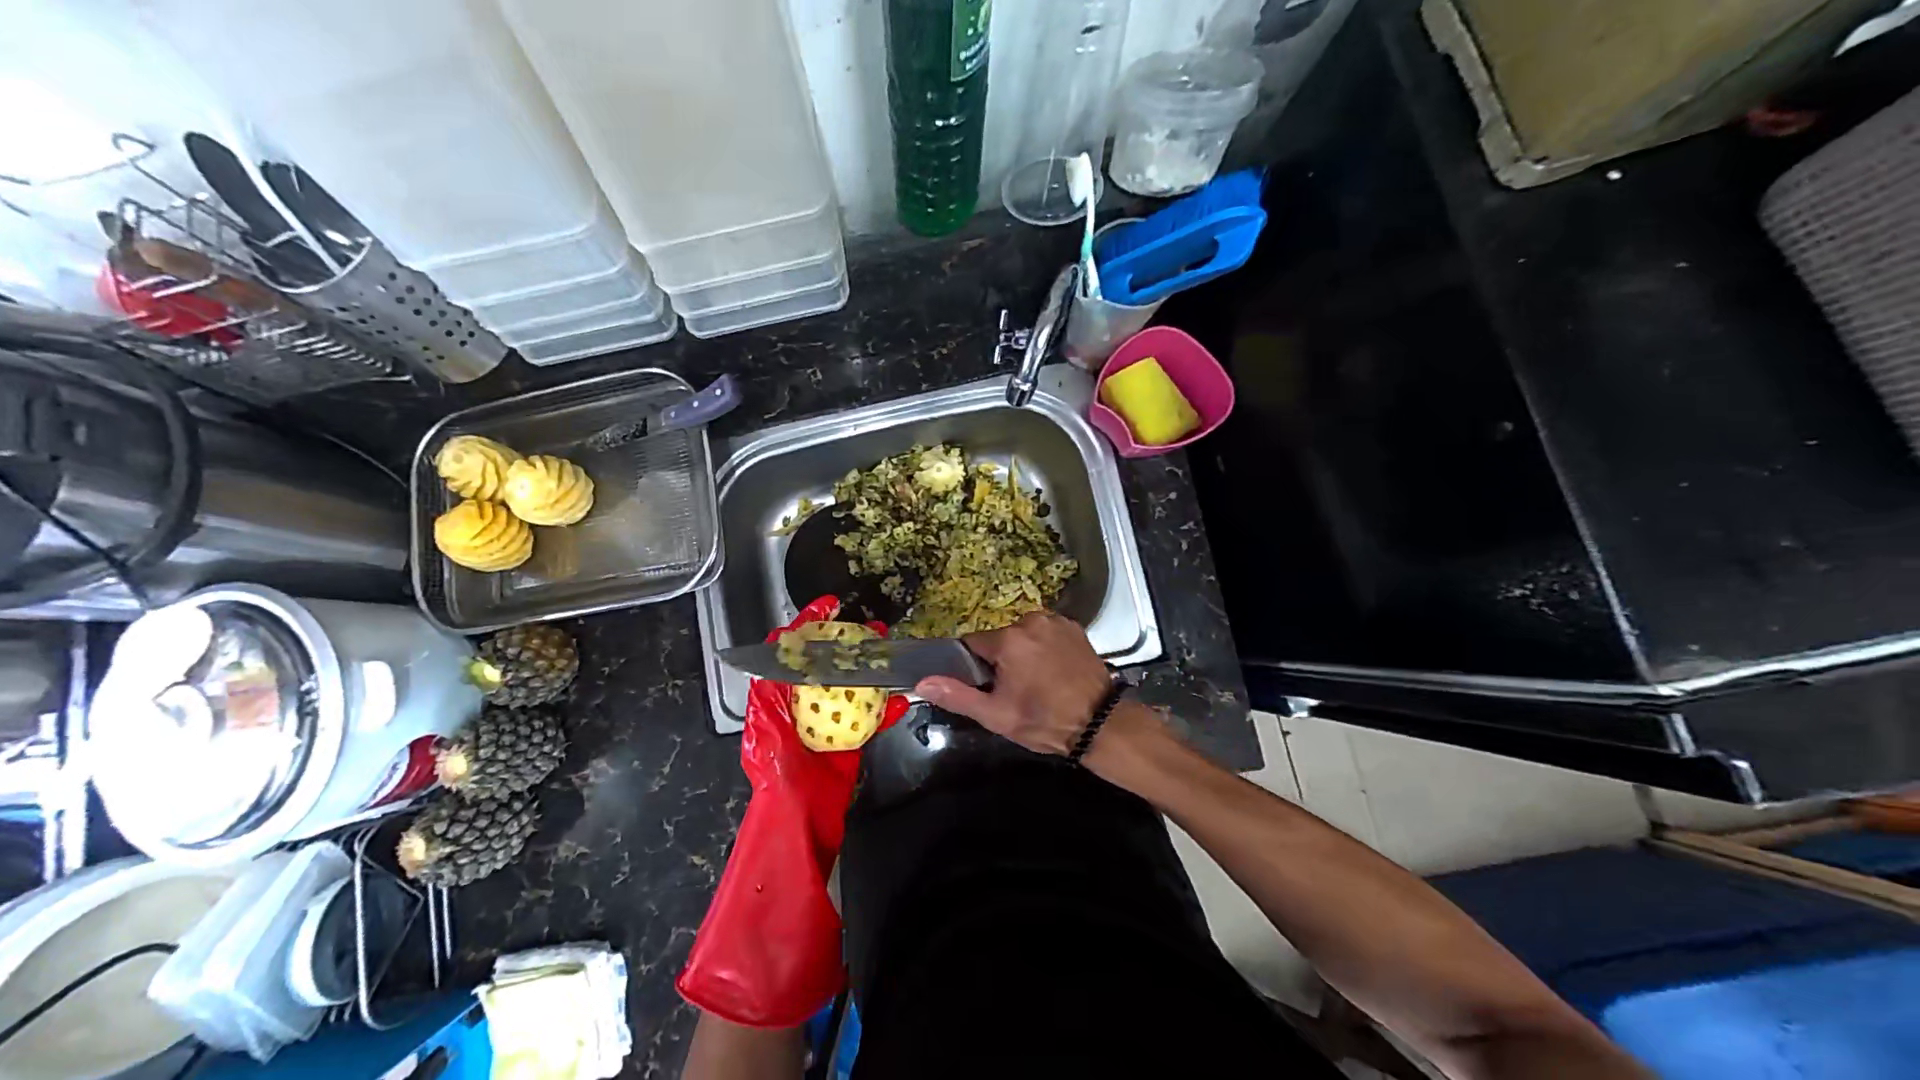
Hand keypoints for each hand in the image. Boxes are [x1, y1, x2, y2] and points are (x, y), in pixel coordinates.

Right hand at [914, 612, 1115, 755]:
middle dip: (1002, 661)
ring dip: (1024, 652)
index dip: (976, 667)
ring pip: (1023, 635)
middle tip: (1016, 690)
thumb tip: (923, 681)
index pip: (973, 644)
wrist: (1100, 723)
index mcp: (1008, 639)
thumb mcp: (996, 715)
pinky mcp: (1074, 627)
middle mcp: (1031, 620)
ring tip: (1038, 683)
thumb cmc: (1044, 721)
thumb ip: (957, 695)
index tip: (989, 686)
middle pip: (999, 639)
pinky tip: (1054, 671)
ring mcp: (1056, 622)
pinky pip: (1045, 633)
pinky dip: (1045, 648)